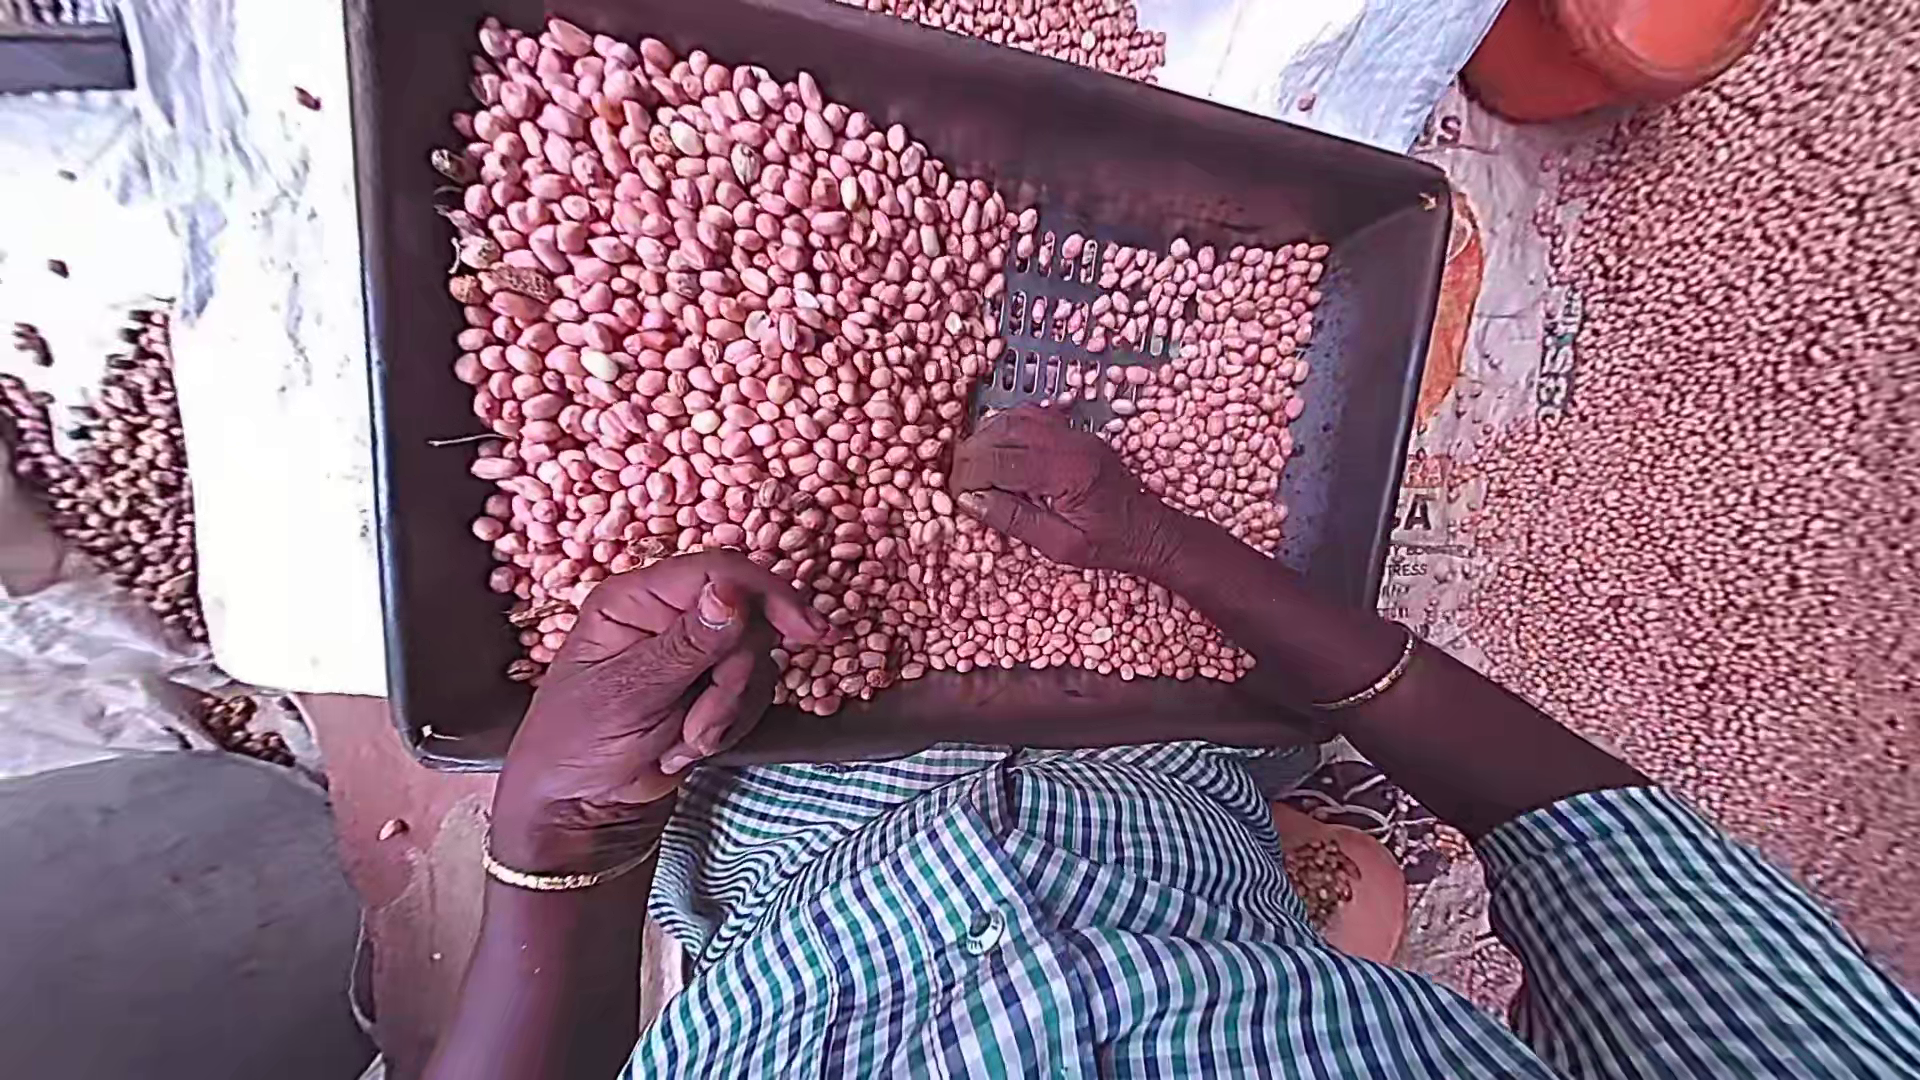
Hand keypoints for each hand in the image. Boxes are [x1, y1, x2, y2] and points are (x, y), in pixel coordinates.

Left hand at [490, 551, 829, 872]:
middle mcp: (674, 613)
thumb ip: (686, 644)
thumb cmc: (579, 744)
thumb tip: (733, 594)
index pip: (719, 572)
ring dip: (728, 708)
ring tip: (684, 741)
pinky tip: (690, 744)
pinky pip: (756, 689)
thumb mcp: (629, 694)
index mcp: (639, 599)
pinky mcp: (717, 680)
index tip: (806, 630)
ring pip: (757, 656)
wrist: (583, 807)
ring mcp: (698, 647)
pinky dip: (731, 722)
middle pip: (748, 617)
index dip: (767, 594)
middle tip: (700, 722)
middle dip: (734, 677)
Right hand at [950, 406, 1180, 576]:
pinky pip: (1030, 416)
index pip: (1001, 462)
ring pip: (1013, 418)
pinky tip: (994, 450)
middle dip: (970, 455)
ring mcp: (1074, 433)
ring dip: (983, 439)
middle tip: (955, 481)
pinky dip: (1004, 429)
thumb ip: (1015, 520)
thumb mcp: (1061, 546)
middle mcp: (1071, 443)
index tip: (954, 494)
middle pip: (1002, 432)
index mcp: (1068, 473)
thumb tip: (972, 501)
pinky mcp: (1074, 432)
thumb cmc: (1111, 545)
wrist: (1151, 530)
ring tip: (970, 468)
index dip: (969, 476)